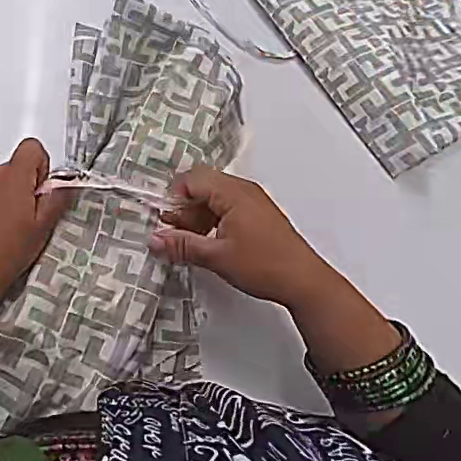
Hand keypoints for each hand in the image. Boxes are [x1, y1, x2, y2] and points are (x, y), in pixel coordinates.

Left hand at [0, 138, 71, 342]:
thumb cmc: (8, 250)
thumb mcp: (44, 225)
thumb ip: (58, 197)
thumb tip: (67, 181)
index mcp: (13, 176)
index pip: (32, 147)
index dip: (44, 167)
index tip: (45, 192)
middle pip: (19, 164)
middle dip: (31, 183)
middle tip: (35, 215)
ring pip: (6, 179)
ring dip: (16, 195)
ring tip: (19, 227)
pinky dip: (2, 204)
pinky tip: (4, 230)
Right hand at [149, 165, 401, 379]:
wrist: (303, 280)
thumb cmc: (267, 265)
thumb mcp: (216, 257)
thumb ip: (182, 246)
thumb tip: (156, 240)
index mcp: (232, 192)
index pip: (191, 179)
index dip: (172, 198)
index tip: (163, 220)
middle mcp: (243, 190)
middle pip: (202, 186)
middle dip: (183, 208)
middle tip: (170, 232)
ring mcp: (252, 201)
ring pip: (214, 198)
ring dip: (196, 216)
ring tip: (187, 242)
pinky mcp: (257, 215)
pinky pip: (227, 208)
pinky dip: (212, 221)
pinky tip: (207, 243)